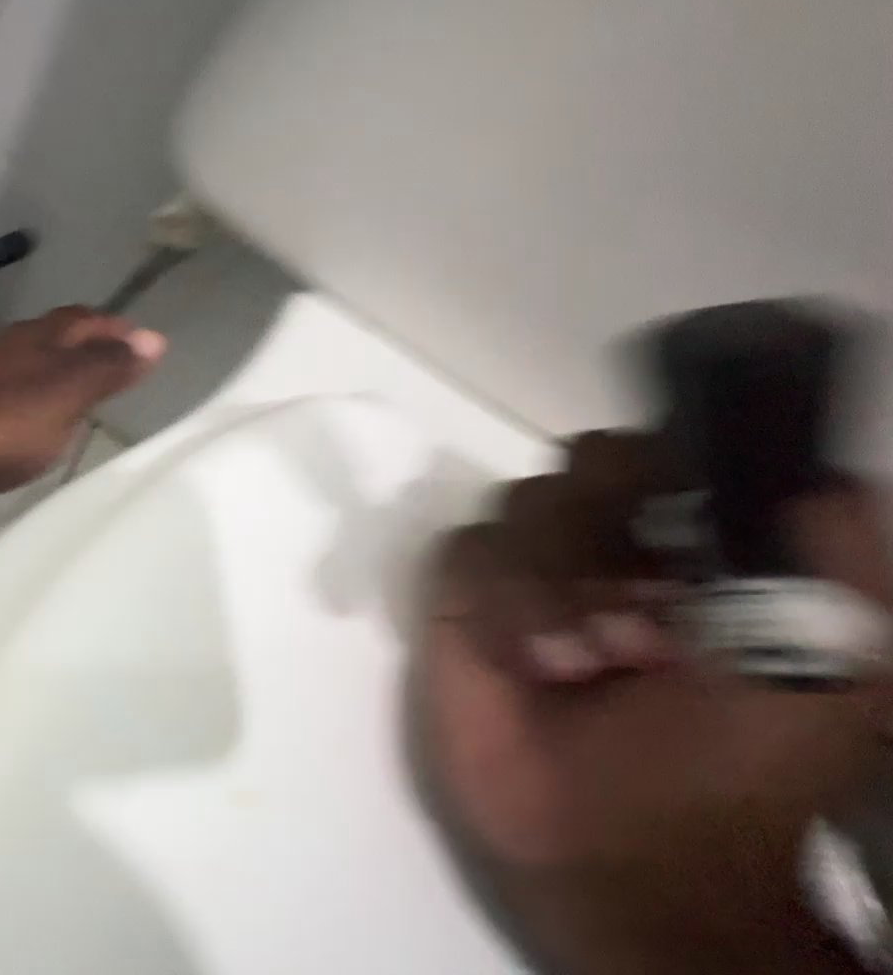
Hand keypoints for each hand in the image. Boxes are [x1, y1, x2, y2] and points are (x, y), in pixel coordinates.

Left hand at [0, 306, 163, 544]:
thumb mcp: (61, 395)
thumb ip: (104, 369)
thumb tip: (152, 338)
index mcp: (31, 341)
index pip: (81, 320)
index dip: (114, 329)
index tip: (146, 343)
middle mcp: (2, 355)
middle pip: (52, 342)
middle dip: (87, 349)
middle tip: (121, 369)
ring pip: (28, 373)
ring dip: (58, 379)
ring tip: (86, 400)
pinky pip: (7, 407)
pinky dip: (32, 411)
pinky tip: (36, 432)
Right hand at [419, 432, 891, 974]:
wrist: (613, 843)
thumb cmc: (735, 763)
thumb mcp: (833, 668)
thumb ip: (837, 565)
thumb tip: (808, 481)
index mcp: (699, 547)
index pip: (671, 453)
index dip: (672, 475)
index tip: (687, 544)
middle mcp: (611, 544)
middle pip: (587, 461)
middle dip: (609, 536)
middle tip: (641, 627)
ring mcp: (528, 568)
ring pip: (521, 501)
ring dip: (554, 583)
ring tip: (581, 663)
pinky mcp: (459, 597)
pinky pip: (463, 550)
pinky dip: (498, 604)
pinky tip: (524, 663)